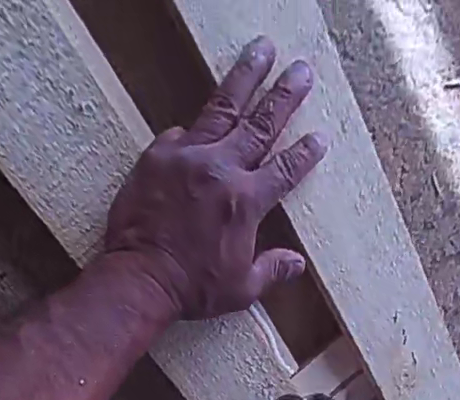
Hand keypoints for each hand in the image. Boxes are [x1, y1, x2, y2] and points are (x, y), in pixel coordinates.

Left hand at [102, 37, 327, 319]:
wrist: (140, 280)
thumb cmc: (191, 288)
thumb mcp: (239, 289)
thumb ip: (270, 270)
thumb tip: (297, 264)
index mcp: (247, 202)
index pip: (285, 169)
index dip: (304, 153)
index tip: (319, 137)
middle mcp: (222, 171)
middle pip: (261, 123)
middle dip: (285, 95)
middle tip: (301, 70)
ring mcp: (187, 159)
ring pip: (223, 108)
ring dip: (245, 77)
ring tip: (261, 50)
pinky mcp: (156, 159)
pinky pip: (177, 135)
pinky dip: (189, 130)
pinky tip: (194, 123)